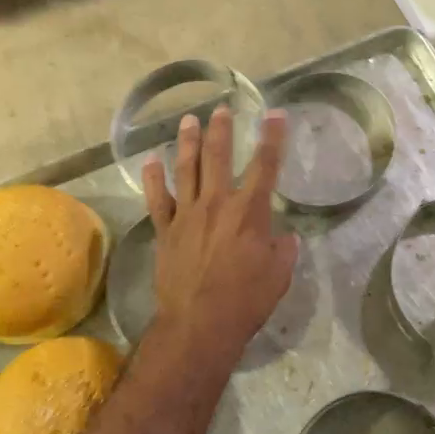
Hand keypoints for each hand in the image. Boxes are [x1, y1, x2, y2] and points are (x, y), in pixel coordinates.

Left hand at [142, 107, 297, 365]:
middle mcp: (217, 204)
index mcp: (249, 212)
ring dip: (188, 142)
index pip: (265, 165)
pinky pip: (157, 199)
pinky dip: (153, 178)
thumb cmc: (246, 301)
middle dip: (221, 129)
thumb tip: (284, 236)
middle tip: (221, 108)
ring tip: (189, 120)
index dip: (272, 137)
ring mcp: (187, 215)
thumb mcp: (279, 275)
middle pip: (218, 157)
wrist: (198, 324)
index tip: (275, 113)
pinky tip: (150, 160)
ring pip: (186, 169)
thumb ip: (283, 249)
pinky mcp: (166, 231)